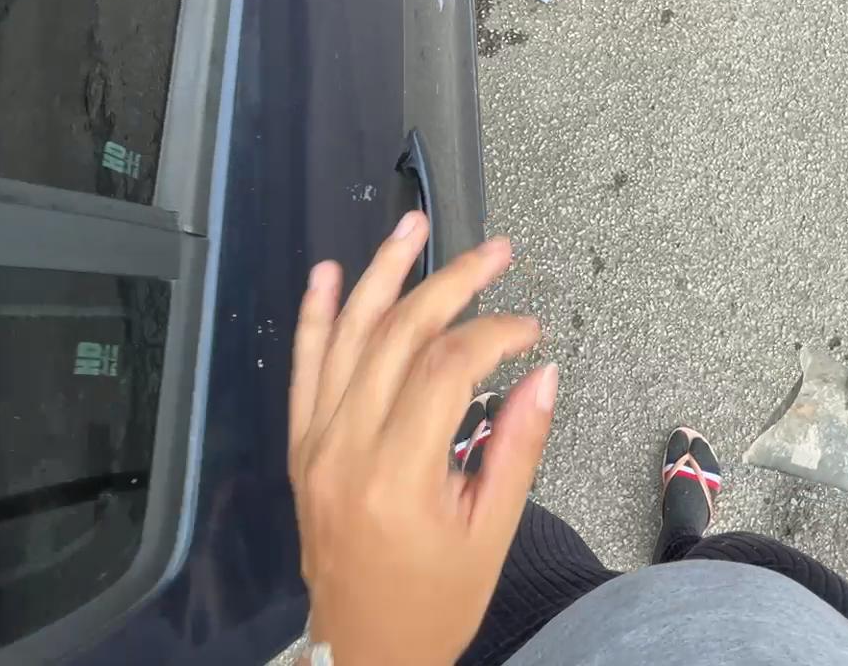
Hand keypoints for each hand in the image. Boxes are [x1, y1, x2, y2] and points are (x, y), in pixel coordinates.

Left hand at [289, 213, 556, 665]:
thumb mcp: (491, 532)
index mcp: (398, 475)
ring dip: (382, 272)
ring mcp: (315, 441)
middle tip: (496, 251)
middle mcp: (345, 447)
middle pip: (400, 335)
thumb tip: (545, 371)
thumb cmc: (434, 600)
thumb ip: (519, 445)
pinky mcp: (302, 443)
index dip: (497, 333)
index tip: (531, 330)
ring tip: (412, 225)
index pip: (449, 367)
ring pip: (348, 335)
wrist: (360, 653)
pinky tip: (330, 273)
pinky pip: (304, 367)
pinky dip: (316, 314)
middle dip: (454, 281)